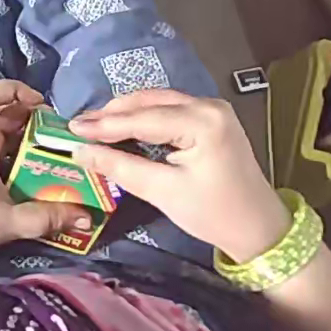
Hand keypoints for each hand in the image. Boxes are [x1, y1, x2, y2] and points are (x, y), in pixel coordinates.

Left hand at [0, 80, 92, 262]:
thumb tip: (85, 216)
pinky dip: (15, 152)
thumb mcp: (5, 223)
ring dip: (24, 136)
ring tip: (52, 153)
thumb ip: (45, 218)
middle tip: (58, 135)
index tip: (38, 104)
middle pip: (1, 113)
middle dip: (30, 117)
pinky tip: (33, 171)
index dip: (11, 89)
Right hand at [69, 90, 291, 261]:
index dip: (104, 124)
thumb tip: (79, 151)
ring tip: (93, 125)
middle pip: (149, 101)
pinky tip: (122, 125)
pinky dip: (143, 117)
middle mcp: (209, 105)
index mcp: (203, 121)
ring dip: (125, 112)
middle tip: (78, 125)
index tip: (71, 127)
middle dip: (112, 113)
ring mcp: (212, 109)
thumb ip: (120, 167)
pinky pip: (169, 109)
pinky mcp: (211, 118)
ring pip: (157, 102)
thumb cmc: (213, 213)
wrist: (259, 228)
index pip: (143, 118)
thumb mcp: (163, 192)